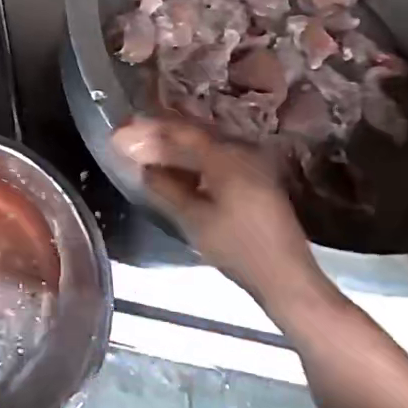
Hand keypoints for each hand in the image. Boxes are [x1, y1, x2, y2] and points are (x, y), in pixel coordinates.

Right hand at [111, 116, 328, 314]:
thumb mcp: (194, 219)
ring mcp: (251, 166)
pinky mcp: (254, 181)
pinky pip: (215, 160)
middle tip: (128, 136)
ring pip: (203, 147)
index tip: (120, 130)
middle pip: (192, 135)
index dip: (147, 129)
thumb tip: (145, 169)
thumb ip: (166, 188)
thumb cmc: (238, 247)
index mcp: (225, 156)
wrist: (287, 278)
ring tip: (145, 150)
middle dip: (158, 134)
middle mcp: (240, 152)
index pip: (179, 131)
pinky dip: (191, 162)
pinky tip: (175, 170)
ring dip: (174, 148)